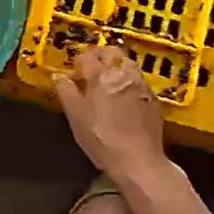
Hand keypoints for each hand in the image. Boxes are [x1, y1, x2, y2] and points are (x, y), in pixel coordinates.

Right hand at [53, 47, 172, 179]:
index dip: (78, 62)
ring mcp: (141, 85)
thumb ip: (66, 91)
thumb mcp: (75, 115)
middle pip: (112, 53)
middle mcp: (123, 74)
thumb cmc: (100, 137)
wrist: (138, 160)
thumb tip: (58, 76)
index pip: (87, 56)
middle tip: (90, 71)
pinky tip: (124, 98)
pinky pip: (139, 81)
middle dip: (100, 56)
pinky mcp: (154, 99)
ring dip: (117, 67)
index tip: (73, 73)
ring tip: (108, 82)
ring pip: (128, 64)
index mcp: (101, 75)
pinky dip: (129, 82)